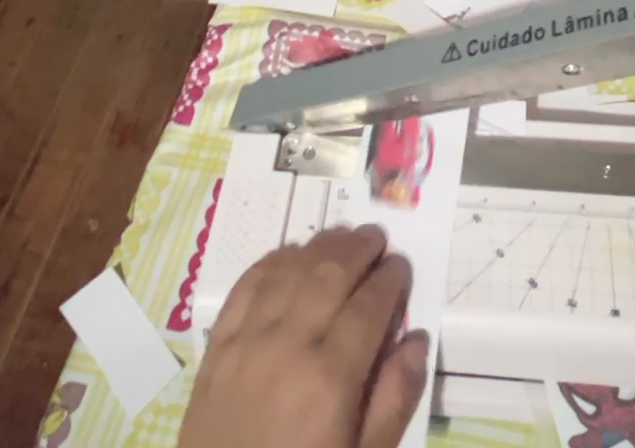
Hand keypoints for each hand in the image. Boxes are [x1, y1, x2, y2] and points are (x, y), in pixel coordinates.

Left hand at [180, 225, 427, 447]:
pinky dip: (272, 261)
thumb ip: (395, 399)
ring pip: (289, 271)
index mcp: (332, 378)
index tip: (402, 264)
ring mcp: (247, 341)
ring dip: (320, 246)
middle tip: (378, 236)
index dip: (390, 278)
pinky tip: (291, 253)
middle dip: (359, 249)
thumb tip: (416, 338)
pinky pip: (246, 286)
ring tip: (343, 235)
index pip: (369, 306)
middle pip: (330, 275)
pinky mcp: (217, 345)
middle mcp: (289, 346)